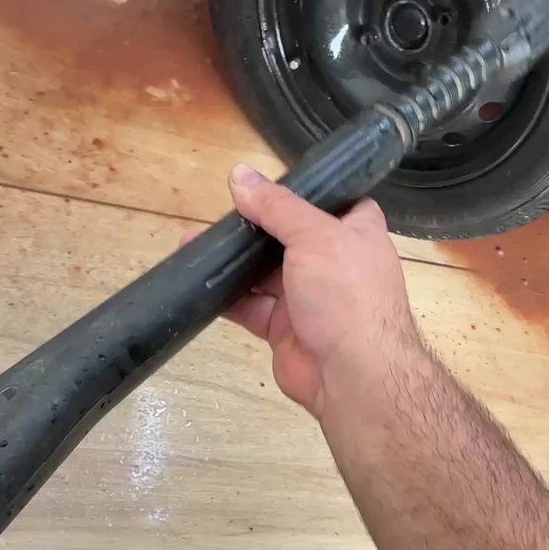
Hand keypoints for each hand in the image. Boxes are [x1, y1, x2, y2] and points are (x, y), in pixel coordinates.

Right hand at [214, 165, 424, 418]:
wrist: (352, 374)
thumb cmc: (347, 295)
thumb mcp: (315, 235)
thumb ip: (276, 206)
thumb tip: (240, 175)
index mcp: (356, 233)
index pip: (331, 202)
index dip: (301, 192)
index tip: (265, 183)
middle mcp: (334, 263)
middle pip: (287, 237)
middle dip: (253, 227)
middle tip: (217, 215)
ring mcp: (308, 298)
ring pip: (263, 273)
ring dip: (232, 261)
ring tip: (192, 243)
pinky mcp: (284, 328)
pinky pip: (251, 306)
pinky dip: (227, 296)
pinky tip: (199, 281)